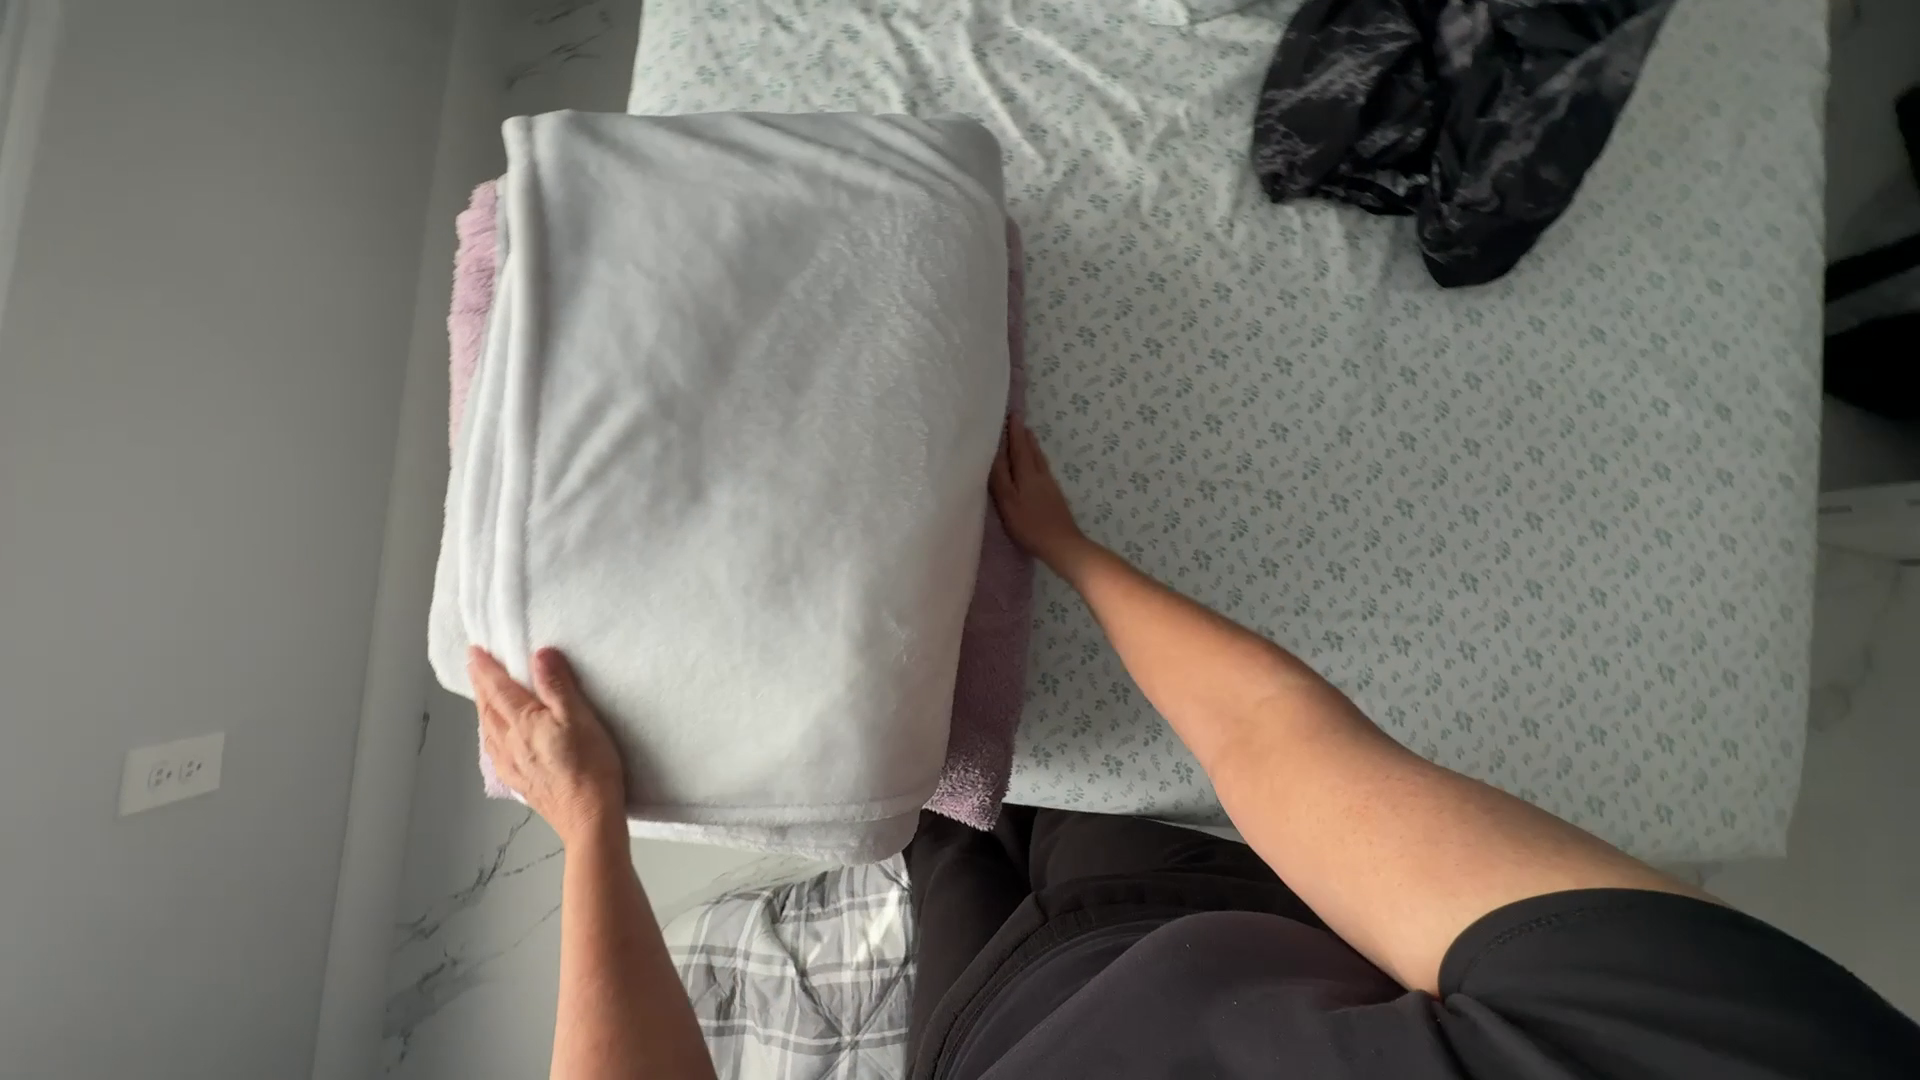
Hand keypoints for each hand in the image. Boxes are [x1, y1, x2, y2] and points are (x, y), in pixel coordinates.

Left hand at [468, 646, 627, 845]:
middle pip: (488, 708)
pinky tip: (495, 737)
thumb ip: (558, 686)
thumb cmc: (591, 766)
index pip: (499, 689)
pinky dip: (490, 733)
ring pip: (488, 729)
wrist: (588, 817)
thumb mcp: (580, 718)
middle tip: (475, 666)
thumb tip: (539, 656)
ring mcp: (511, 764)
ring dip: (484, 708)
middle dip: (482, 685)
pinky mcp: (520, 780)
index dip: (486, 668)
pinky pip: (495, 749)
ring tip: (484, 696)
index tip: (474, 651)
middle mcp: (509, 743)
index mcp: (524, 723)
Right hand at [990, 414, 1089, 570]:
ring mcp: (1049, 485)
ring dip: (1032, 446)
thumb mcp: (1007, 501)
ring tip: (1028, 436)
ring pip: (1039, 459)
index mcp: (1026, 474)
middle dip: (1023, 435)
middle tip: (1018, 420)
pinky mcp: (1055, 496)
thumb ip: (1000, 477)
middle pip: (1031, 450)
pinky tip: (1037, 465)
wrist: (1062, 544)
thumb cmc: (1029, 525)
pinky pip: (1043, 469)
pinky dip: (1038, 460)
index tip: (1010, 414)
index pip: (1019, 447)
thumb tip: (994, 452)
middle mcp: (1040, 475)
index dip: (1013, 432)